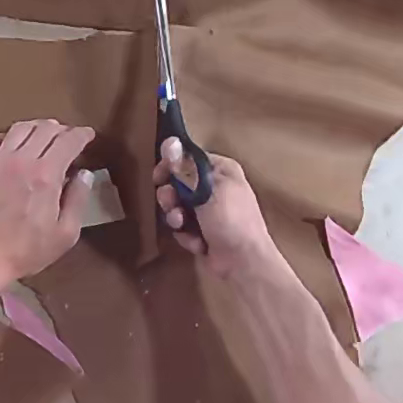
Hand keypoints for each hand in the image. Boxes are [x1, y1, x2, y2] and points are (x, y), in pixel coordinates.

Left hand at [0, 119, 96, 297]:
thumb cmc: (22, 252)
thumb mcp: (64, 234)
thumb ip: (77, 201)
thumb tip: (84, 176)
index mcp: (46, 175)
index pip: (69, 141)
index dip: (82, 135)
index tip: (87, 135)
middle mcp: (21, 160)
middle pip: (45, 128)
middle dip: (61, 129)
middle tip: (67, 136)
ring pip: (19, 129)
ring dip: (35, 127)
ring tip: (41, 135)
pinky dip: (5, 137)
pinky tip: (8, 145)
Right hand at [155, 138, 279, 277]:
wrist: (244, 261)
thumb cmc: (230, 219)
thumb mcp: (206, 190)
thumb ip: (185, 168)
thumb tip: (170, 140)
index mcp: (222, 170)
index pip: (189, 159)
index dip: (172, 167)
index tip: (159, 177)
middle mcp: (216, 187)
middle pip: (179, 184)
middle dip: (171, 197)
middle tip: (171, 204)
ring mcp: (210, 212)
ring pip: (178, 208)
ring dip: (177, 218)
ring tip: (183, 226)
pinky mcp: (204, 232)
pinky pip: (184, 228)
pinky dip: (188, 236)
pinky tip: (199, 243)